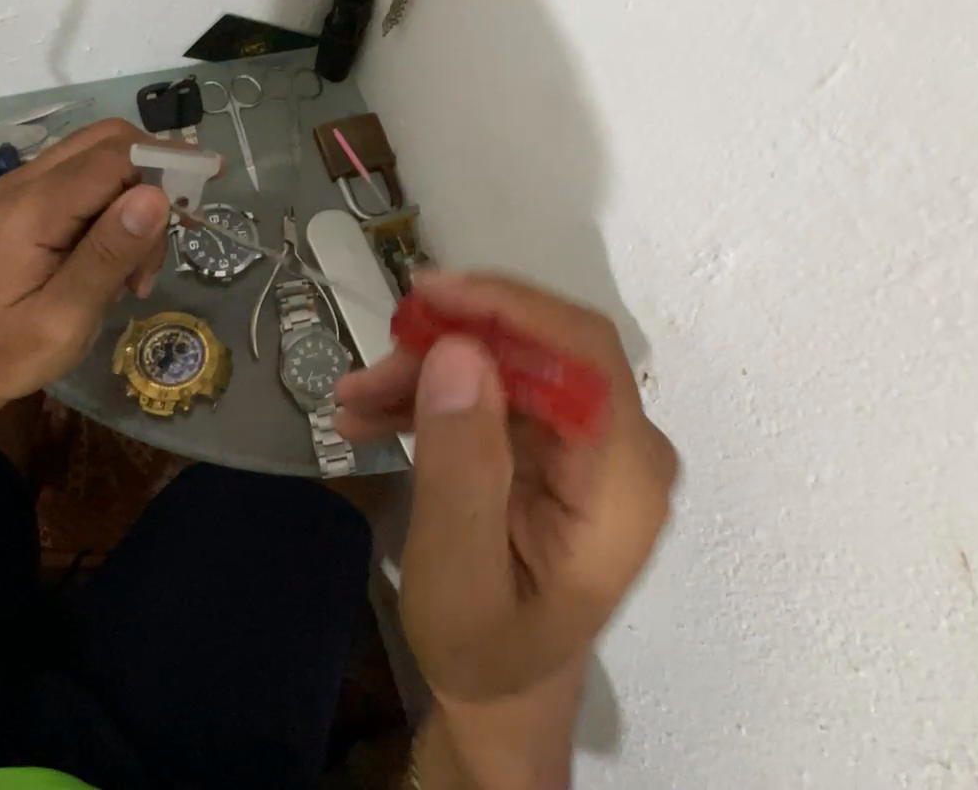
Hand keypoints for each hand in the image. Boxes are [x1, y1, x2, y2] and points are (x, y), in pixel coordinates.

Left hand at [0, 119, 172, 412]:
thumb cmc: (11, 352)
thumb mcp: (66, 317)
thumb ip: (108, 255)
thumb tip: (157, 196)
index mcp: (29, 209)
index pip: (113, 158)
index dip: (167, 161)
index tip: (212, 182)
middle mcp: (25, 184)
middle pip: (110, 142)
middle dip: (158, 175)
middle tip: (183, 228)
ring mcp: (28, 190)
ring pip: (107, 160)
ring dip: (142, 201)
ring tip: (141, 271)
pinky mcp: (36, 204)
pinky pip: (94, 183)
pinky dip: (124, 211)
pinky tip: (125, 262)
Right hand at [335, 273, 678, 704]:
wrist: (501, 684)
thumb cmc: (487, 651)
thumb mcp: (457, 577)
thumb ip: (461, 469)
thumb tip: (456, 351)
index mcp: (622, 482)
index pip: (586, 356)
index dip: (512, 307)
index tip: (430, 292)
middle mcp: (620, 446)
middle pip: (541, 351)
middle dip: (451, 345)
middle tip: (371, 366)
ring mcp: (588, 441)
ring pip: (509, 364)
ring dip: (430, 369)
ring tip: (354, 399)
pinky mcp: (555, 441)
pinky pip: (495, 390)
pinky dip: (434, 392)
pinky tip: (374, 412)